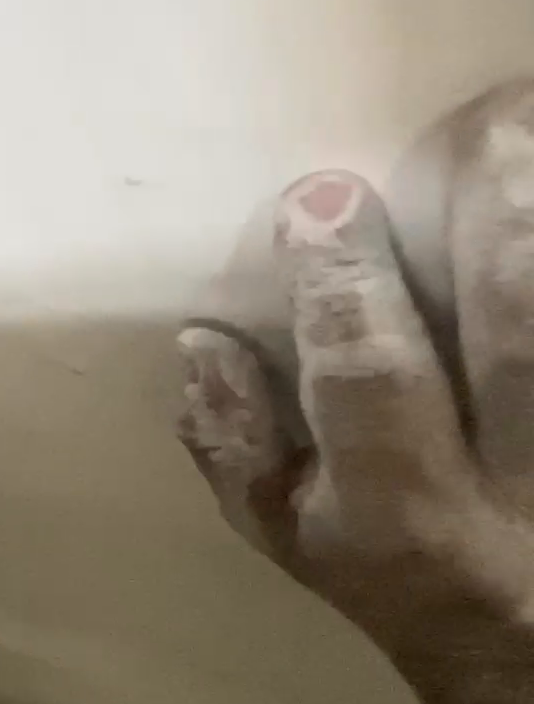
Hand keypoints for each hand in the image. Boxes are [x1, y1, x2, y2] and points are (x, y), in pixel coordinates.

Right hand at [177, 83, 533, 703]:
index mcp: (398, 510)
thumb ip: (229, 441)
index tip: (318, 200)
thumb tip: (202, 341)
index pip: (369, 379)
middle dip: (502, 215)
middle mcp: (521, 486)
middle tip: (480, 122)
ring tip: (532, 124)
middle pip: (526, 330)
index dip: (344, 285)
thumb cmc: (384, 580)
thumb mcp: (275, 529)